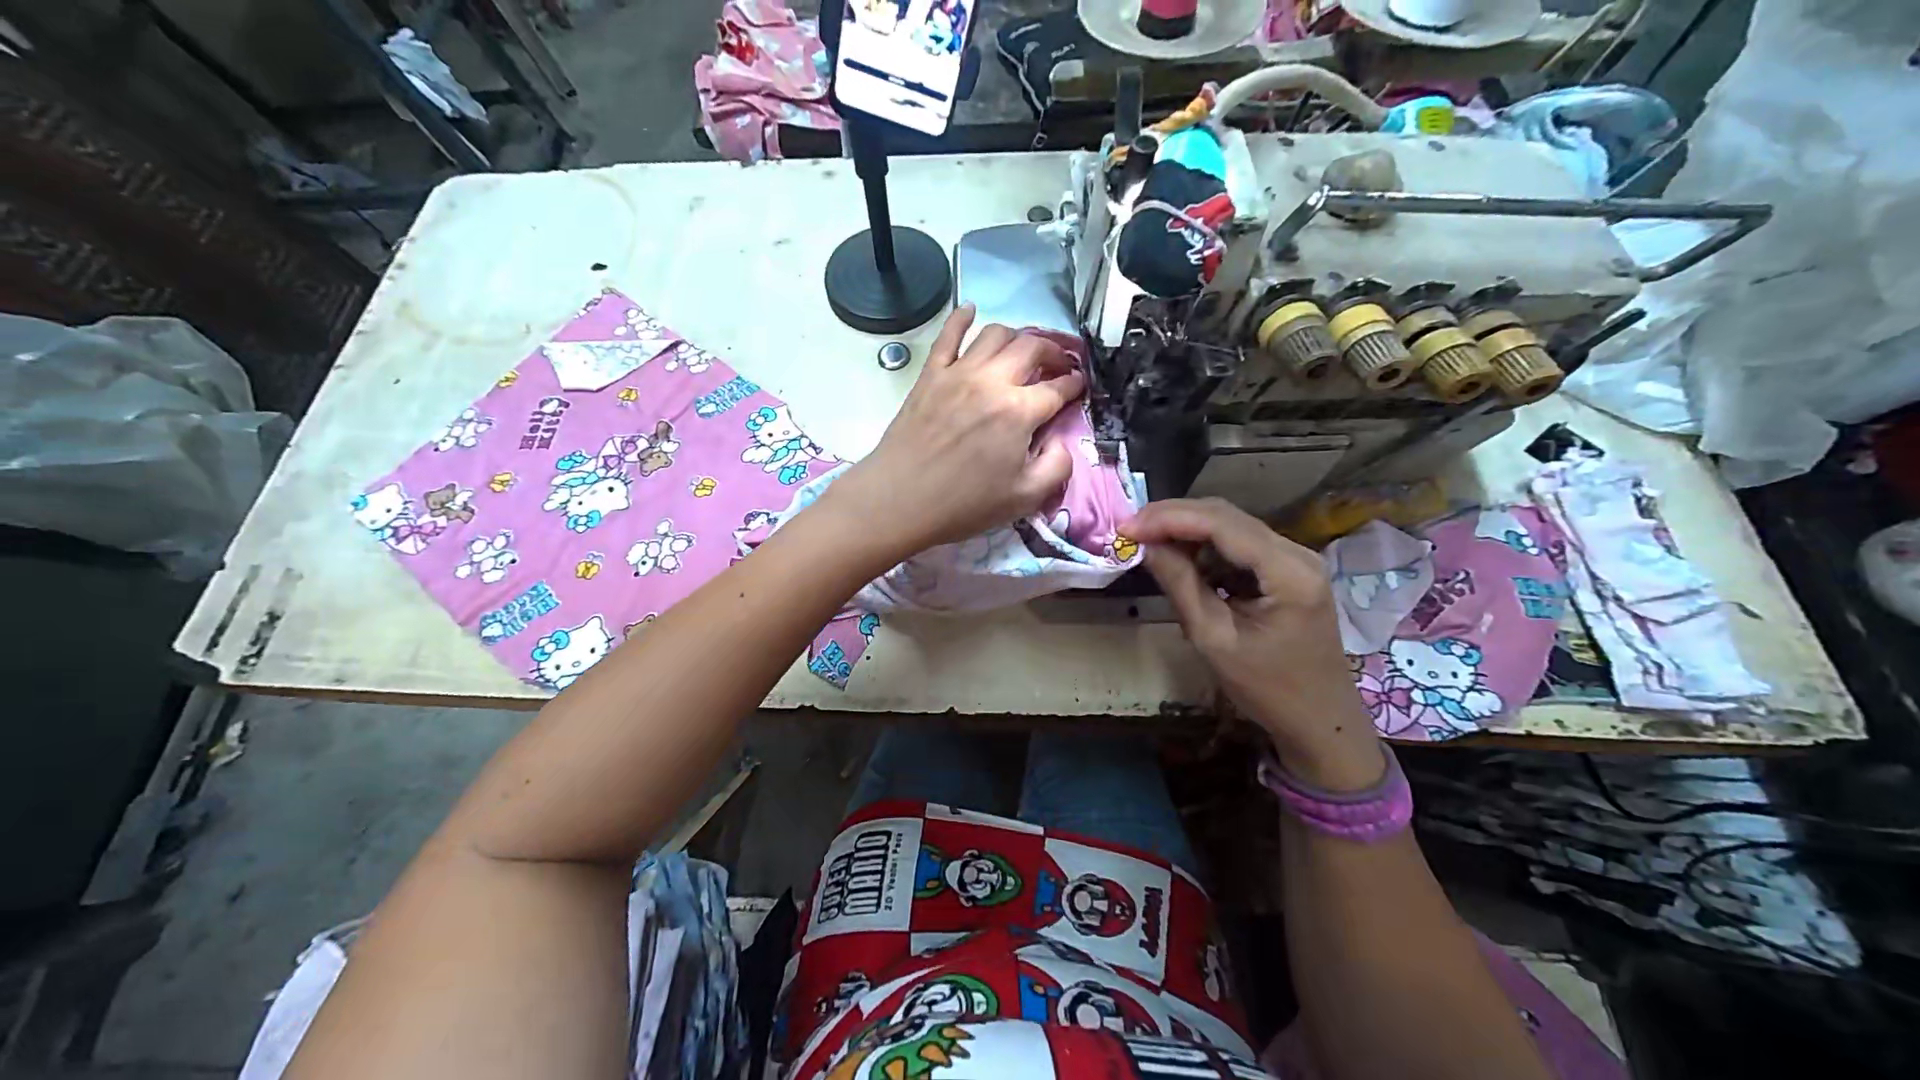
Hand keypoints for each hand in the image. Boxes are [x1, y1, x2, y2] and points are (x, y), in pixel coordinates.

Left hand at [824, 305, 1084, 557]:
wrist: (899, 500)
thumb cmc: (963, 504)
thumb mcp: (1024, 498)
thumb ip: (1057, 467)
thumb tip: (1061, 441)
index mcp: (1019, 411)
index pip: (1058, 387)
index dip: (1075, 385)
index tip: (1080, 386)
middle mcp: (992, 381)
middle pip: (1031, 348)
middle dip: (1053, 352)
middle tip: (1058, 365)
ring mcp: (958, 373)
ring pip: (995, 334)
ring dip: (1016, 337)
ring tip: (1022, 351)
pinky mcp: (930, 375)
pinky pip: (947, 335)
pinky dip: (961, 318)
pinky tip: (970, 310)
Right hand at [1124, 498, 1384, 790]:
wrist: (1320, 719)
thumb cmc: (1269, 689)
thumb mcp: (1214, 639)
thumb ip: (1181, 585)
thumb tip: (1147, 546)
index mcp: (1288, 572)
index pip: (1222, 524)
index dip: (1169, 518)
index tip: (1126, 528)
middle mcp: (1297, 553)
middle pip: (1227, 516)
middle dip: (1173, 518)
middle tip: (1129, 531)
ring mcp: (1295, 559)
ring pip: (1231, 526)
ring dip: (1186, 530)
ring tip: (1146, 543)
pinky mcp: (1286, 570)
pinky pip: (1239, 545)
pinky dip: (1204, 547)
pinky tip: (1178, 558)